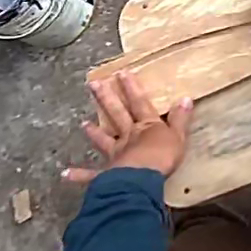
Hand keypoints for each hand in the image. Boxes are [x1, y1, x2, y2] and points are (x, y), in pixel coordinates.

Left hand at [66, 71, 193, 182]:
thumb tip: (186, 98)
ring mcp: (115, 155)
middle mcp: (128, 137)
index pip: (139, 103)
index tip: (121, 72)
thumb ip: (180, 119)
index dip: (131, 88)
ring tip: (83, 124)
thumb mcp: (177, 137)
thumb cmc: (162, 158)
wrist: (141, 178)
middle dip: (106, 99)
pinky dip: (78, 175)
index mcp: (146, 127)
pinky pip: (91, 175)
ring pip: (103, 140)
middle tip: (94, 84)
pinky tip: (65, 173)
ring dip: (94, 133)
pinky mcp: (107, 175)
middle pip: (116, 114)